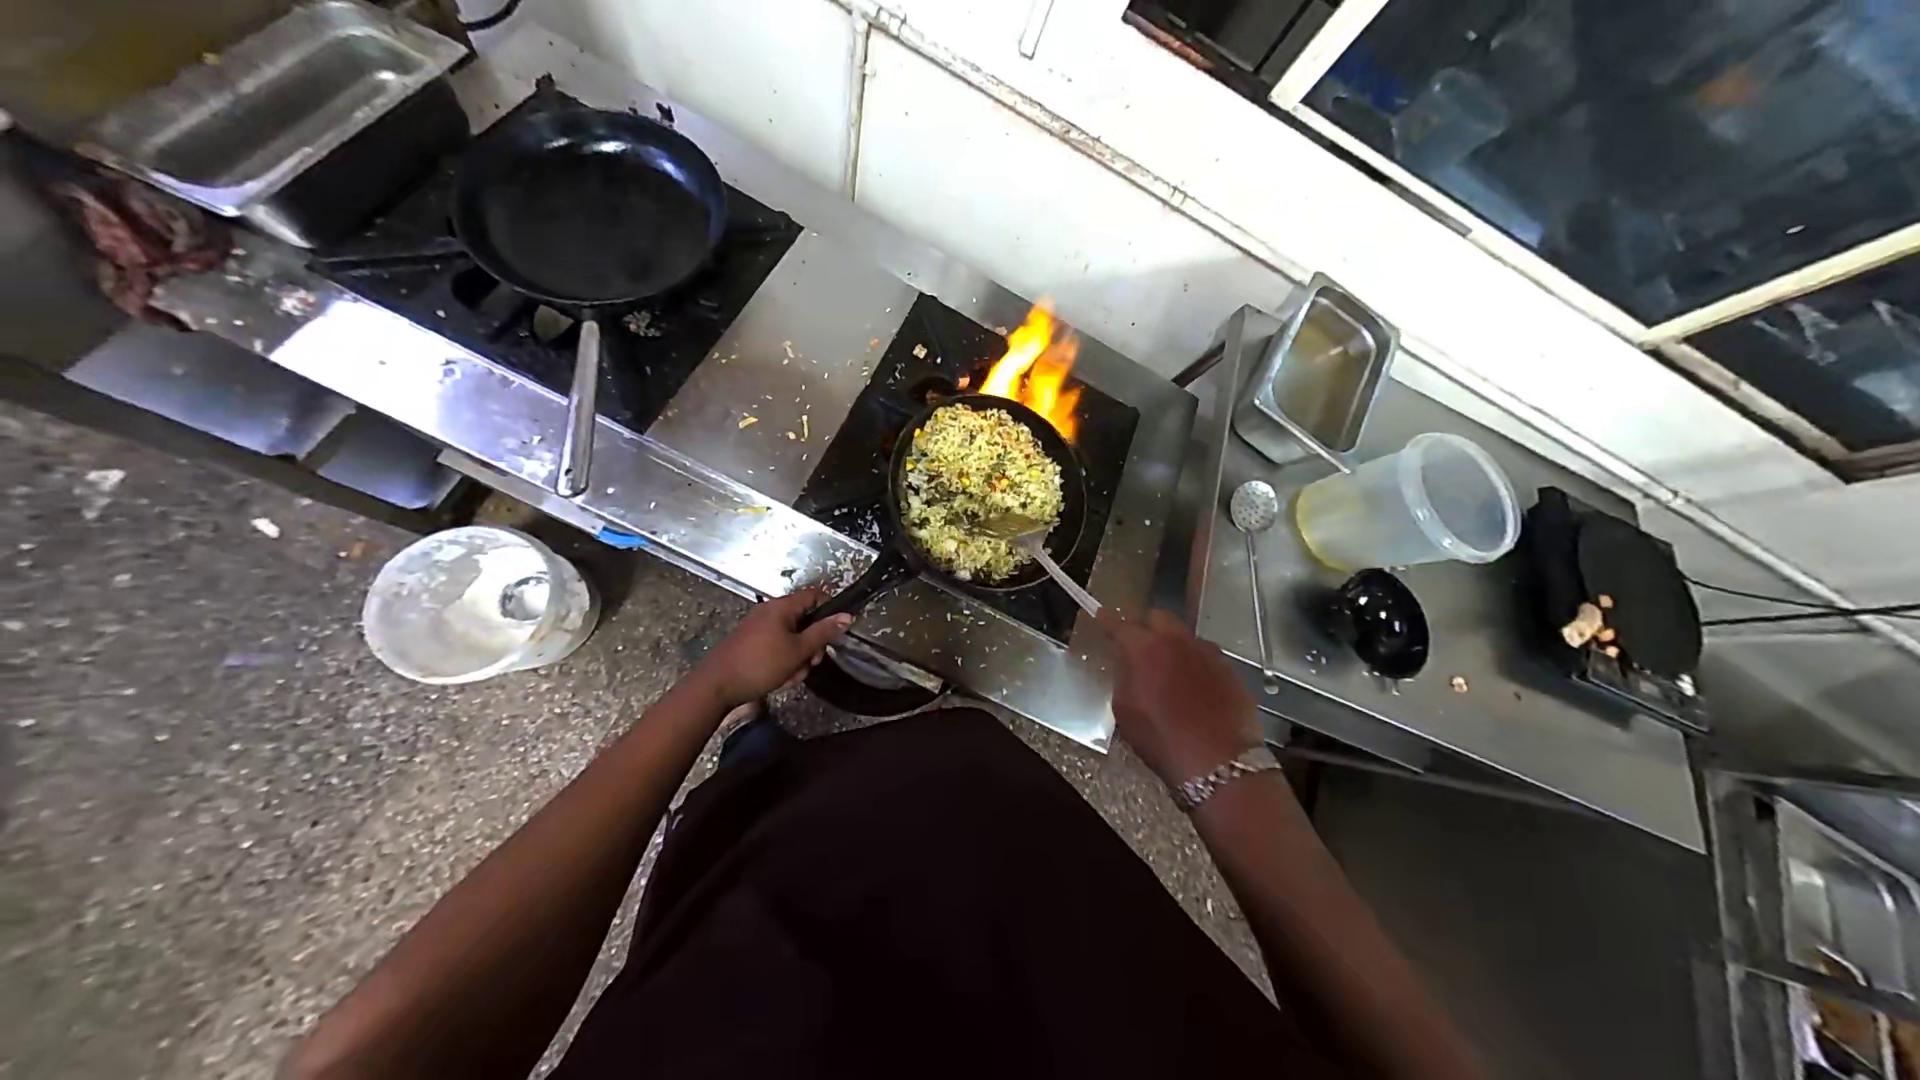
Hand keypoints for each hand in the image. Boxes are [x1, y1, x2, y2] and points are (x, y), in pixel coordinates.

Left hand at [693, 587, 854, 708]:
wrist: (717, 686)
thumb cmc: (761, 664)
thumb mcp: (798, 650)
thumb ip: (824, 632)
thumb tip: (847, 616)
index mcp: (782, 607)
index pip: (814, 595)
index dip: (830, 609)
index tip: (836, 631)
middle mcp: (770, 611)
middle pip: (804, 620)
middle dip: (813, 643)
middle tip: (812, 662)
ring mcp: (759, 627)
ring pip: (792, 637)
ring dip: (799, 656)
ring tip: (793, 676)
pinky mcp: (752, 643)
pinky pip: (777, 646)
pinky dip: (784, 660)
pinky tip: (780, 678)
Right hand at [1095, 608, 1259, 785]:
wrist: (1217, 762)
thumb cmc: (1161, 738)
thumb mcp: (1125, 709)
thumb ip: (1124, 677)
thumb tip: (1129, 665)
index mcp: (1145, 648)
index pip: (1121, 625)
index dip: (1108, 620)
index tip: (1100, 614)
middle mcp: (1178, 642)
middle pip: (1159, 617)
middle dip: (1146, 626)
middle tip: (1138, 645)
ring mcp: (1208, 654)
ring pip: (1185, 637)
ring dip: (1173, 646)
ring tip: (1169, 671)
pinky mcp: (1230, 670)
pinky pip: (1206, 658)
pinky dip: (1195, 665)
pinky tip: (1194, 689)